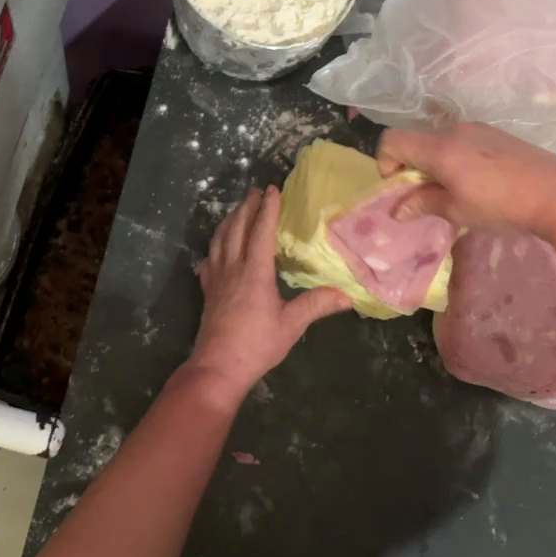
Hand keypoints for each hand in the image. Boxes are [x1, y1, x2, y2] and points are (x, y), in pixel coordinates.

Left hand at [183, 187, 351, 403]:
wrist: (218, 366)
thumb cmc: (256, 345)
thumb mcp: (291, 326)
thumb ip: (316, 306)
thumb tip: (347, 295)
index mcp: (254, 271)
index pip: (261, 231)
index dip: (267, 209)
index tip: (272, 190)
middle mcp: (232, 267)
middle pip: (236, 228)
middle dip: (246, 207)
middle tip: (254, 192)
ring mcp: (216, 278)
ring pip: (219, 240)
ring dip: (228, 221)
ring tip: (237, 211)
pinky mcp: (207, 290)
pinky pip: (208, 260)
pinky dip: (213, 248)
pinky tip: (215, 251)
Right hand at [376, 122, 555, 239]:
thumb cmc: (502, 205)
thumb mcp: (457, 211)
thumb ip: (423, 204)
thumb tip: (397, 209)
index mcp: (438, 147)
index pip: (391, 140)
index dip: (386, 164)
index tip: (404, 189)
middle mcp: (453, 130)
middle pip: (416, 141)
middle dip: (414, 168)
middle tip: (432, 197)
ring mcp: (477, 129)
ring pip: (440, 142)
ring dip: (437, 165)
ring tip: (460, 192)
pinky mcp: (496, 134)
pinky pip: (462, 142)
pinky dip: (457, 160)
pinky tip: (483, 184)